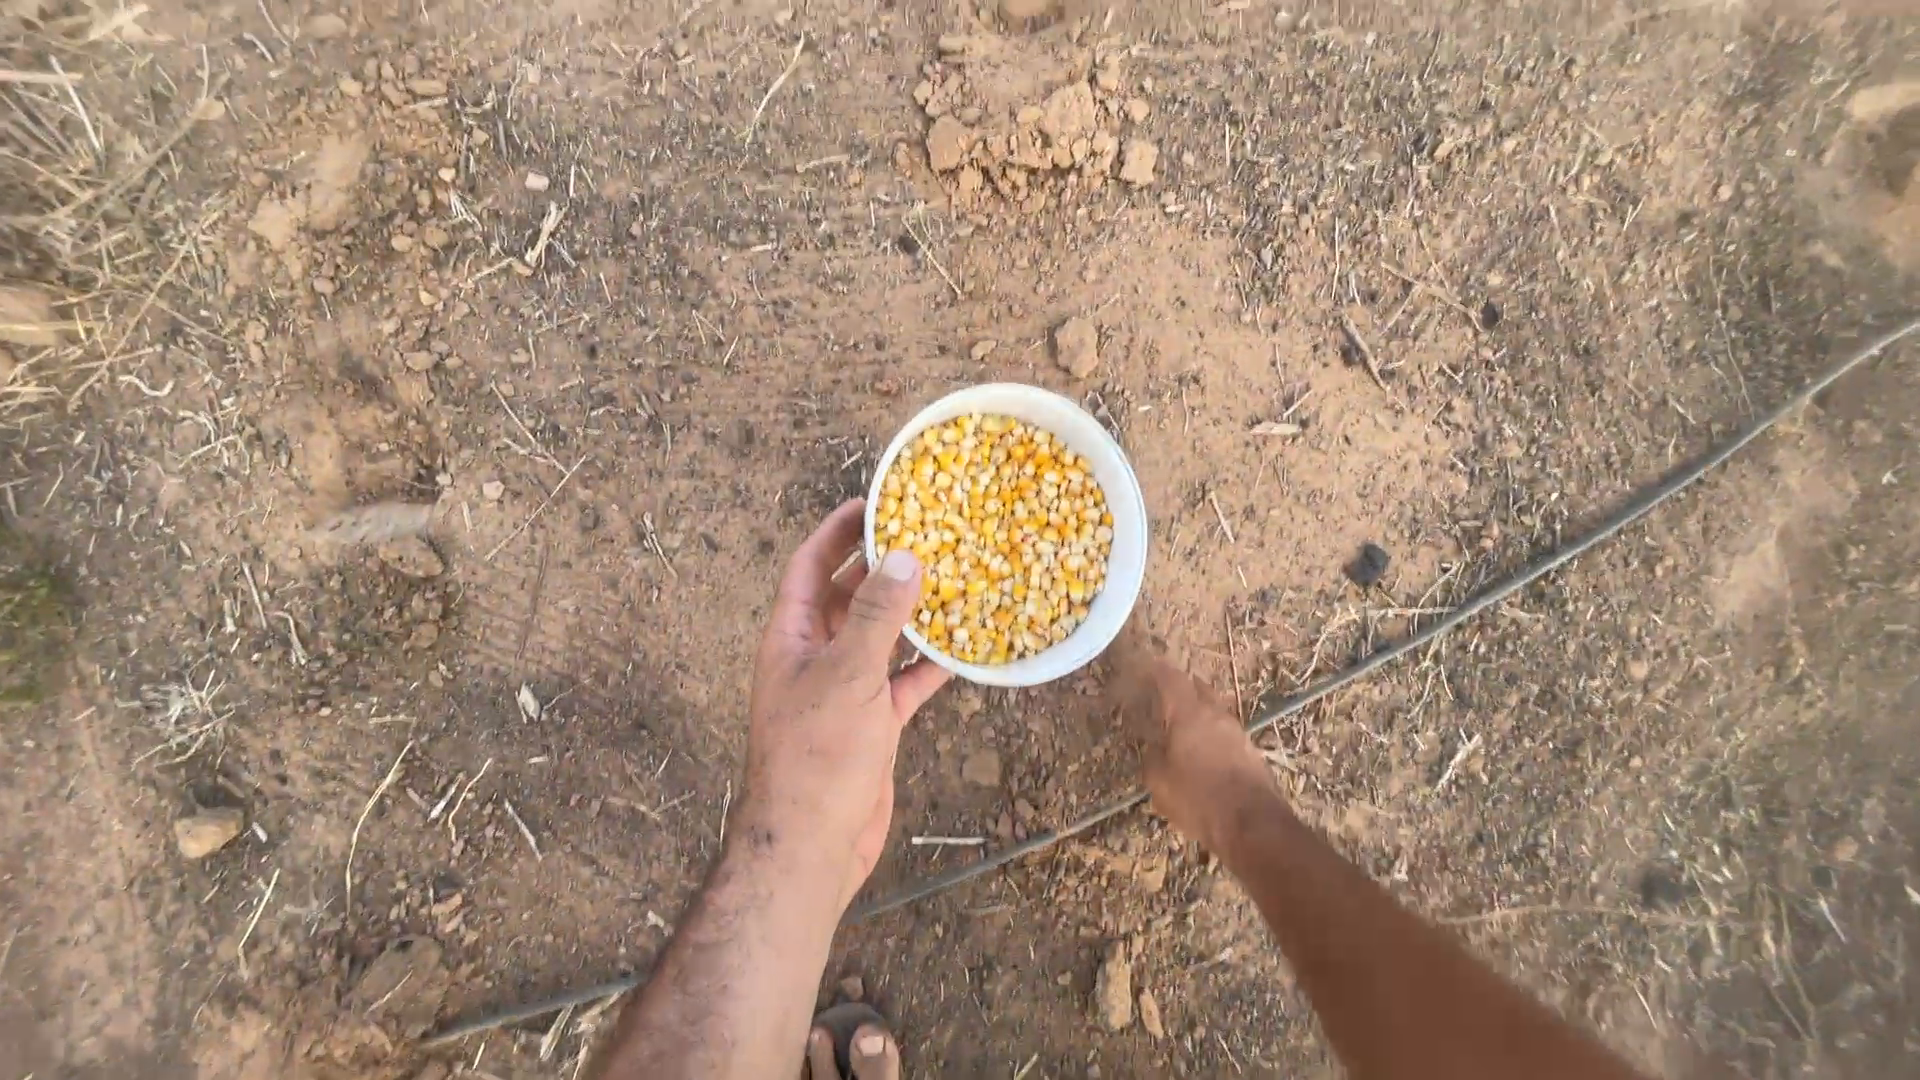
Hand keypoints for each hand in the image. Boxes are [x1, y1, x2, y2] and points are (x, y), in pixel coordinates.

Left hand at [737, 499, 950, 906]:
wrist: (813, 844)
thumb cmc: (817, 754)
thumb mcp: (848, 674)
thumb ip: (877, 615)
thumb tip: (904, 556)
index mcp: (792, 636)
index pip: (810, 565)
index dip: (836, 531)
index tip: (872, 501)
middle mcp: (816, 655)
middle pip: (850, 596)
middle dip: (882, 566)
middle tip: (925, 534)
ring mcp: (845, 689)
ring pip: (881, 637)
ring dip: (911, 613)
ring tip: (951, 580)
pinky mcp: (873, 721)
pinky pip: (904, 680)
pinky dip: (929, 665)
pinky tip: (963, 649)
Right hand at [1111, 626, 1277, 853]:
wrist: (1254, 826)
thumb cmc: (1199, 799)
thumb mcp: (1159, 782)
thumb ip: (1152, 757)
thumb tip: (1153, 747)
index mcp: (1189, 714)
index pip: (1170, 678)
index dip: (1156, 669)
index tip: (1144, 666)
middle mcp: (1216, 715)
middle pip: (1198, 687)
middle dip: (1180, 686)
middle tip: (1162, 694)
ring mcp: (1238, 733)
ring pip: (1214, 710)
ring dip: (1198, 710)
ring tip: (1181, 725)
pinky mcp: (1251, 753)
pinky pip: (1225, 732)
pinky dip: (1210, 732)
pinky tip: (1202, 751)